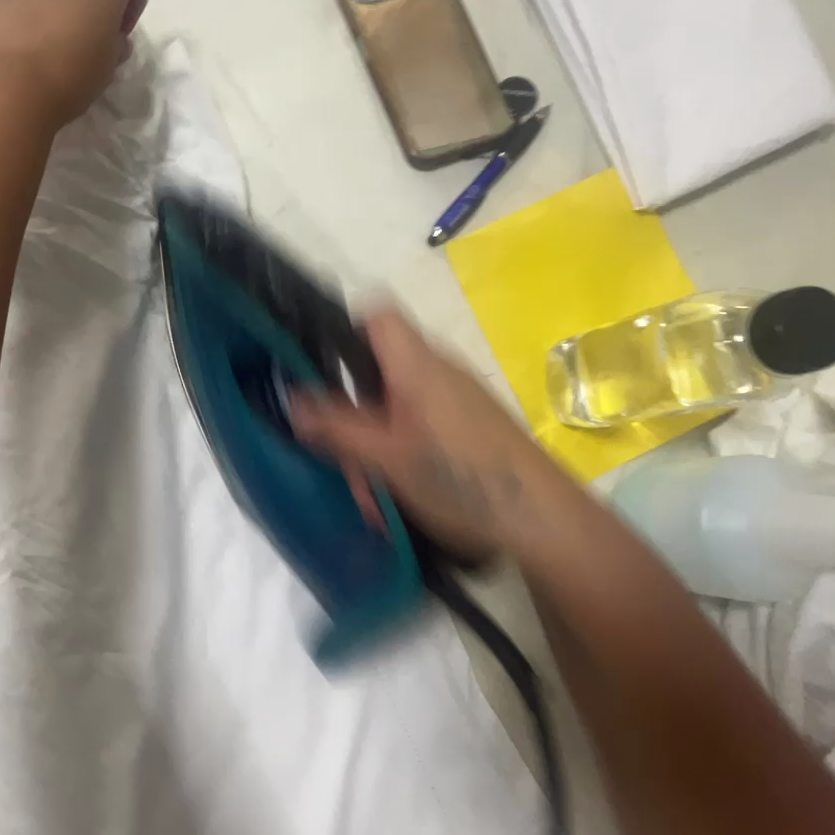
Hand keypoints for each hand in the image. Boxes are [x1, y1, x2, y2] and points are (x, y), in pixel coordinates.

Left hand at [0, 0, 152, 126]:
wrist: (2, 83)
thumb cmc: (67, 78)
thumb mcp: (107, 70)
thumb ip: (115, 45)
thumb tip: (111, 38)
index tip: (119, 31)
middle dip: (90, 3)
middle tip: (80, 47)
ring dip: (54, 4)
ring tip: (41, 48)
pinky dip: (21, 7)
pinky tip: (14, 42)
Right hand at [289, 310, 542, 557]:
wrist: (541, 519)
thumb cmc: (461, 478)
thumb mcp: (386, 458)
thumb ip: (336, 428)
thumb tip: (292, 400)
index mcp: (417, 364)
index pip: (375, 316)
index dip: (342, 330)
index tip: (318, 370)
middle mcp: (439, 372)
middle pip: (378, 373)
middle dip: (352, 419)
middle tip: (342, 462)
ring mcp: (457, 401)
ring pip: (395, 411)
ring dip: (374, 450)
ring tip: (372, 498)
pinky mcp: (470, 430)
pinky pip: (419, 432)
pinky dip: (400, 460)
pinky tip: (399, 502)